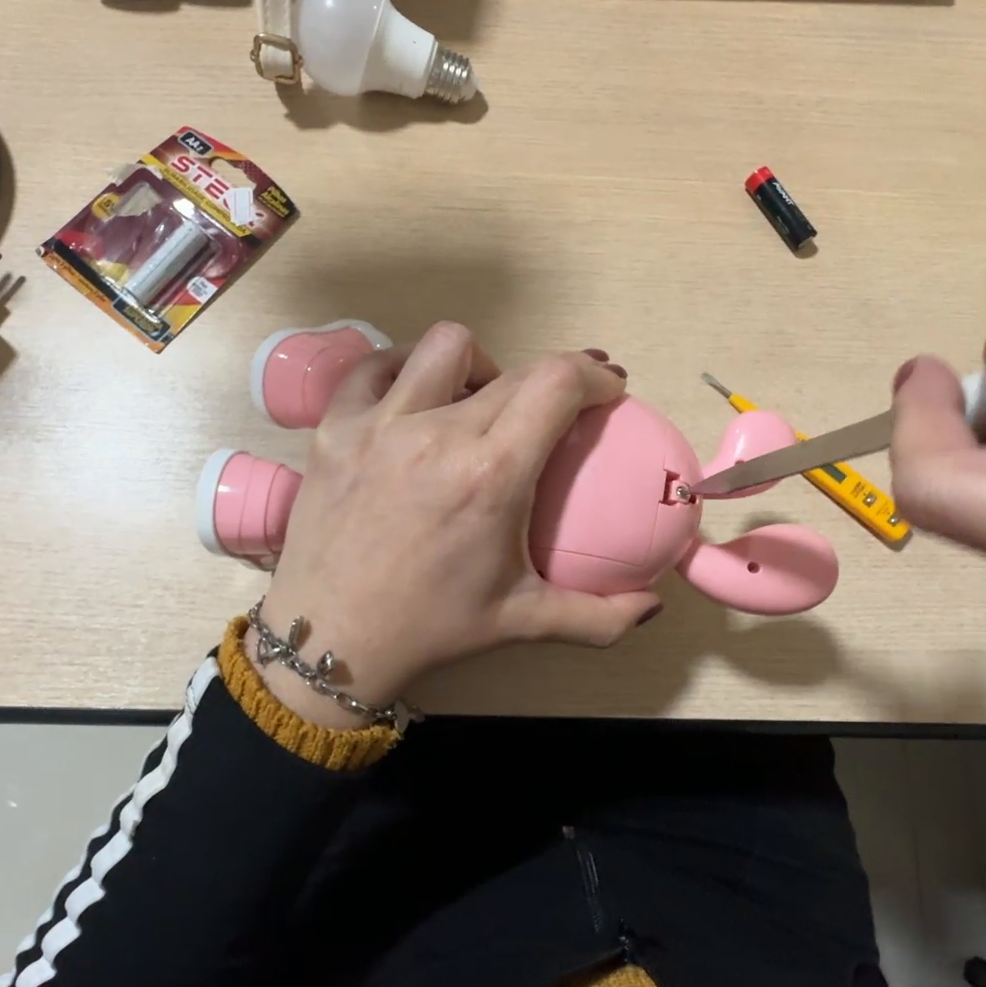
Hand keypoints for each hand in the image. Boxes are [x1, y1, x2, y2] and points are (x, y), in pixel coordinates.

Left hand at [249, 323, 661, 728]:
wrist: (331, 640)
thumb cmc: (430, 629)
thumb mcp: (522, 621)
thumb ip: (597, 616)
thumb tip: (654, 605)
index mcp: (490, 474)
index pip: (558, 383)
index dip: (594, 374)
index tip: (605, 392)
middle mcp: (435, 433)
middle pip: (514, 370)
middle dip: (549, 383)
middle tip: (550, 415)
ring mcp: (378, 423)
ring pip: (445, 346)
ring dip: (478, 365)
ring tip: (477, 401)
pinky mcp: (334, 426)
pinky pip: (375, 367)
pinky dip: (404, 371)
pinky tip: (414, 400)